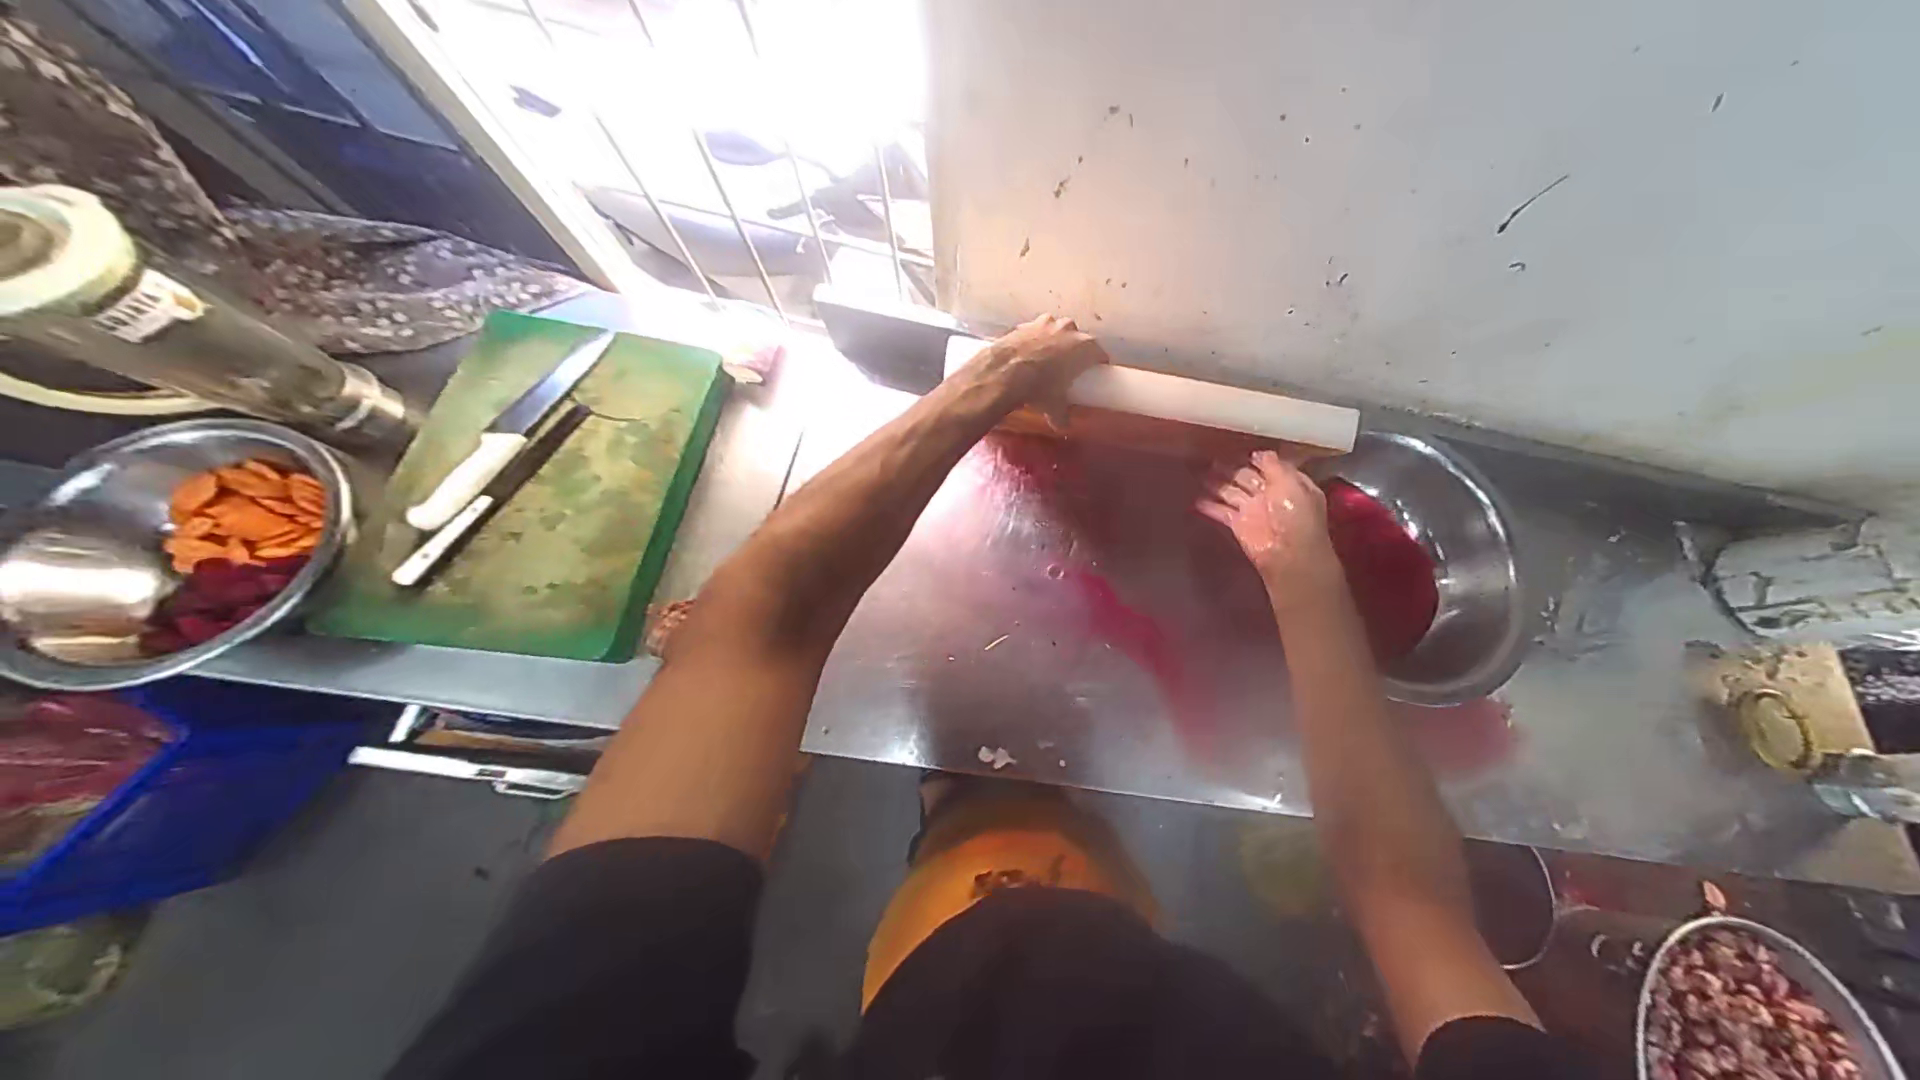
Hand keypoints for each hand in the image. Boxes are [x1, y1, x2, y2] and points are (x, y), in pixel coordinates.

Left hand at [970, 314, 1107, 425]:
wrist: (1004, 372)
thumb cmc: (1038, 388)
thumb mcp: (1053, 407)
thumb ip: (1062, 416)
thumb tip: (1062, 426)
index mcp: (1084, 347)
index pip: (1099, 354)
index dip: (1097, 365)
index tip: (1093, 374)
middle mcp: (1069, 329)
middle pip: (1078, 339)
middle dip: (1074, 352)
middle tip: (1067, 369)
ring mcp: (1047, 323)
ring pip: (1057, 331)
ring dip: (1054, 342)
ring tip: (1045, 359)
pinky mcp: (1026, 323)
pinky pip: (1036, 331)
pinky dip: (1034, 340)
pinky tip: (1027, 353)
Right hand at [1197, 450, 1340, 593]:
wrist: (1289, 554)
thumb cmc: (1296, 516)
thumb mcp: (1291, 483)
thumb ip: (1274, 465)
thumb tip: (1258, 453)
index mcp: (1286, 483)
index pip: (1268, 466)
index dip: (1253, 457)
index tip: (1235, 446)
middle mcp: (1269, 495)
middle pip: (1245, 477)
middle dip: (1230, 468)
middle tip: (1209, 458)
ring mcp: (1252, 510)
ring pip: (1230, 492)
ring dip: (1216, 484)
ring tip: (1199, 474)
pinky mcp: (1238, 525)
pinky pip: (1221, 511)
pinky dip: (1209, 506)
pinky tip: (1196, 500)